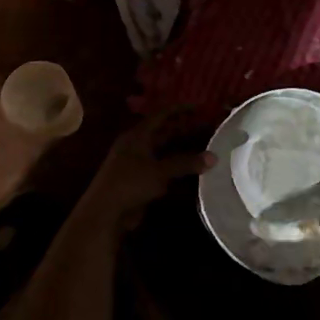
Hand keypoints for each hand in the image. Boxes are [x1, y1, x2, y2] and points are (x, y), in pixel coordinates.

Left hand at [84, 110, 213, 221]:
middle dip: (184, 130)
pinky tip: (191, 171)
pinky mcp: (140, 181)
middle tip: (206, 128)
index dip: (179, 110)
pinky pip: (162, 169)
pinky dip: (176, 168)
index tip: (198, 107)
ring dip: (182, 150)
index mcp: (137, 136)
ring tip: (204, 148)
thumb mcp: (159, 171)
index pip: (161, 116)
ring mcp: (137, 164)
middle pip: (163, 133)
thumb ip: (186, 163)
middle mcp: (137, 146)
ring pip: (164, 152)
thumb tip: (214, 157)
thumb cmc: (130, 183)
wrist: (105, 212)